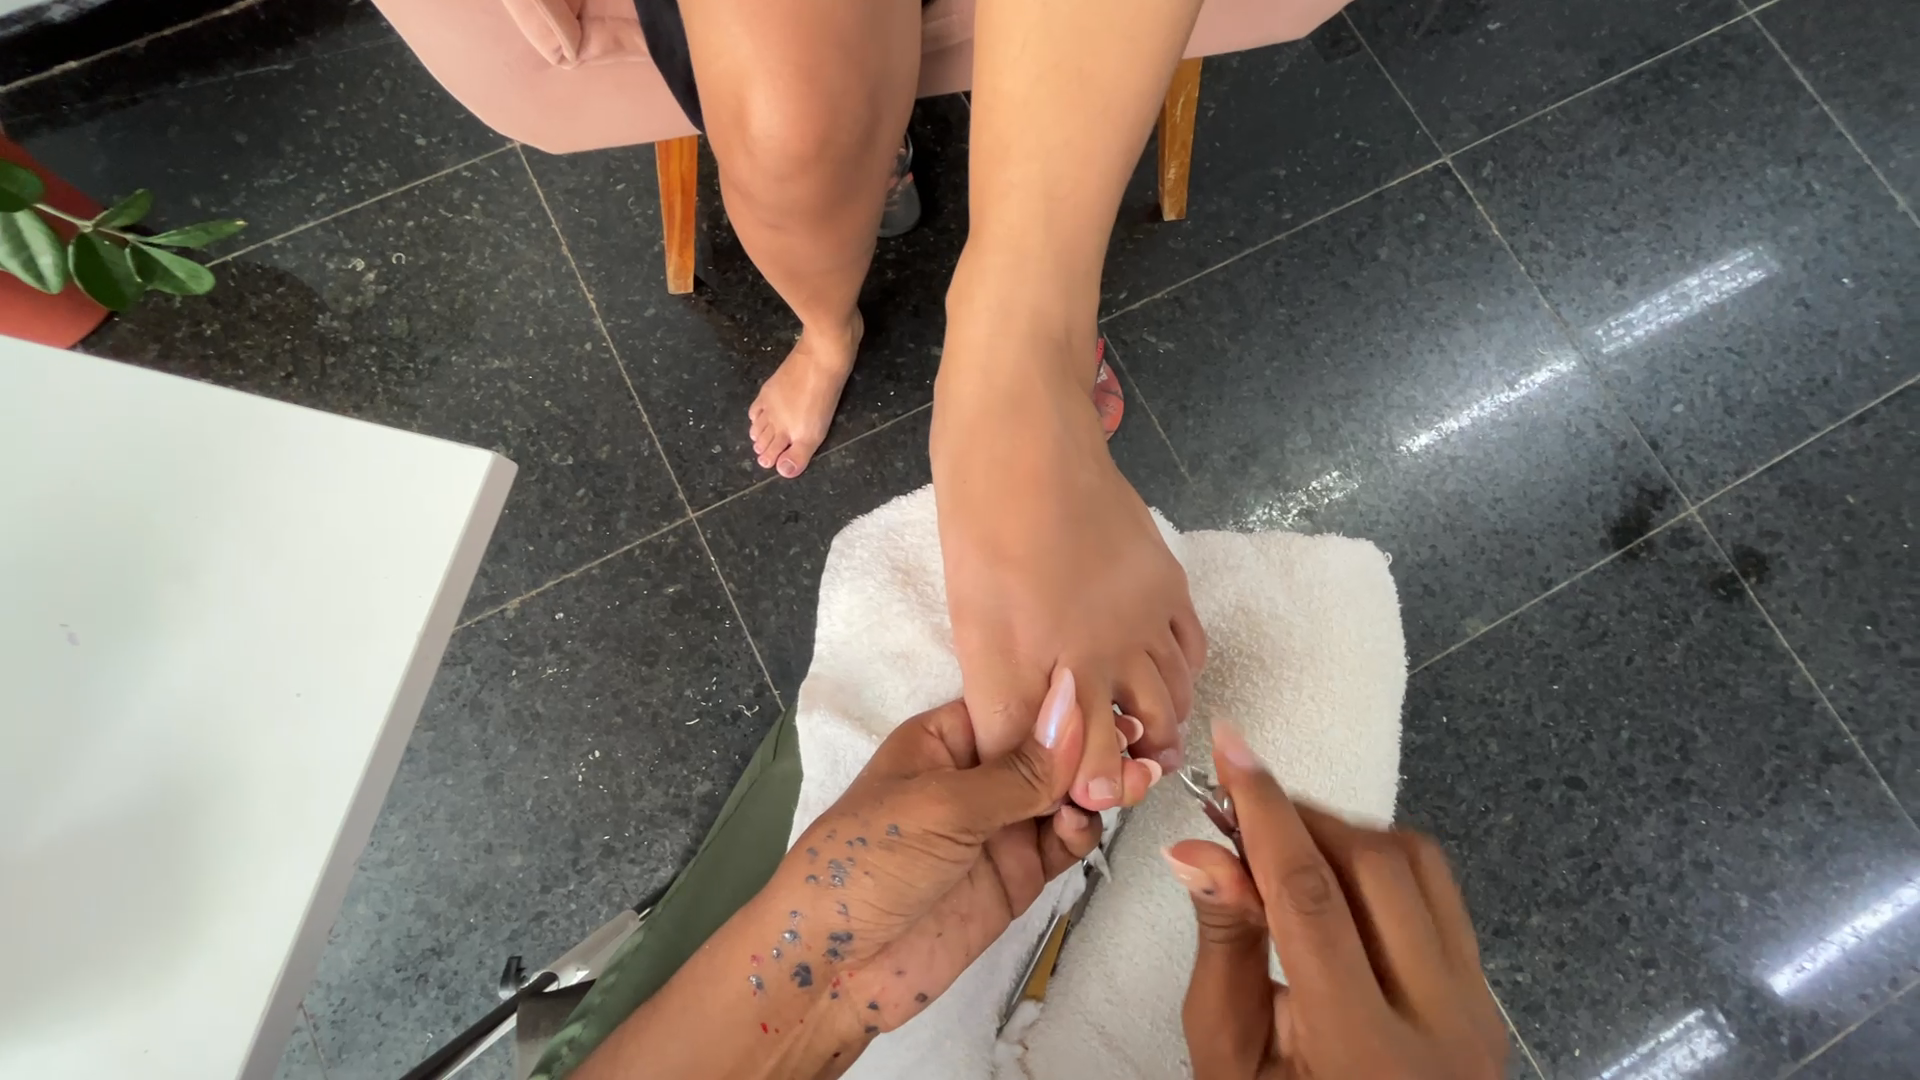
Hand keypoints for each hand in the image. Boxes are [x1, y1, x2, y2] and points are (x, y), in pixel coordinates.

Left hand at [584, 670, 1101, 1079]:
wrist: (836, 970)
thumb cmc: (868, 859)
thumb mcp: (941, 804)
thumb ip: (1017, 768)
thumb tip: (1073, 700)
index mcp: (944, 739)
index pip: (1013, 706)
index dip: (1061, 703)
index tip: (1109, 698)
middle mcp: (975, 776)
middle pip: (1044, 751)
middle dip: (1087, 746)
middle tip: (1135, 743)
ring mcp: (997, 826)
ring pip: (1061, 795)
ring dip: (1094, 786)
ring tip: (1130, 781)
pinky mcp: (1014, 874)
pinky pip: (1061, 842)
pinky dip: (1082, 829)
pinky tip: (1089, 821)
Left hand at [932, 273, 1205, 811]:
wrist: (1023, 433)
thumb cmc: (978, 526)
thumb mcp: (970, 621)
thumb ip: (999, 697)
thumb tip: (1017, 756)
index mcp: (1056, 670)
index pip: (1084, 765)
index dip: (1083, 793)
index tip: (1074, 803)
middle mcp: (1115, 652)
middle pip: (1141, 736)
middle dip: (1127, 766)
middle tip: (1110, 773)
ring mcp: (1150, 611)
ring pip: (1173, 695)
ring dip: (1157, 724)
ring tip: (1138, 734)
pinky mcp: (1168, 576)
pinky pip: (1193, 646)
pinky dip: (1182, 675)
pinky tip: (1163, 674)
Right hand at [1165, 722, 1506, 1079]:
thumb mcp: (1227, 1054)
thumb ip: (1222, 944)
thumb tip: (1196, 847)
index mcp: (1364, 1053)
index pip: (1309, 896)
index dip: (1264, 809)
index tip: (1229, 745)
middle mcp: (1444, 1023)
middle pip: (1375, 864)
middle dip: (1298, 816)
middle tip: (1240, 815)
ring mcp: (1478, 1008)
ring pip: (1417, 863)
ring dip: (1340, 831)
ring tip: (1282, 846)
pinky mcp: (1484, 994)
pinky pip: (1436, 889)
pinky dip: (1376, 856)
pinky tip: (1331, 877)